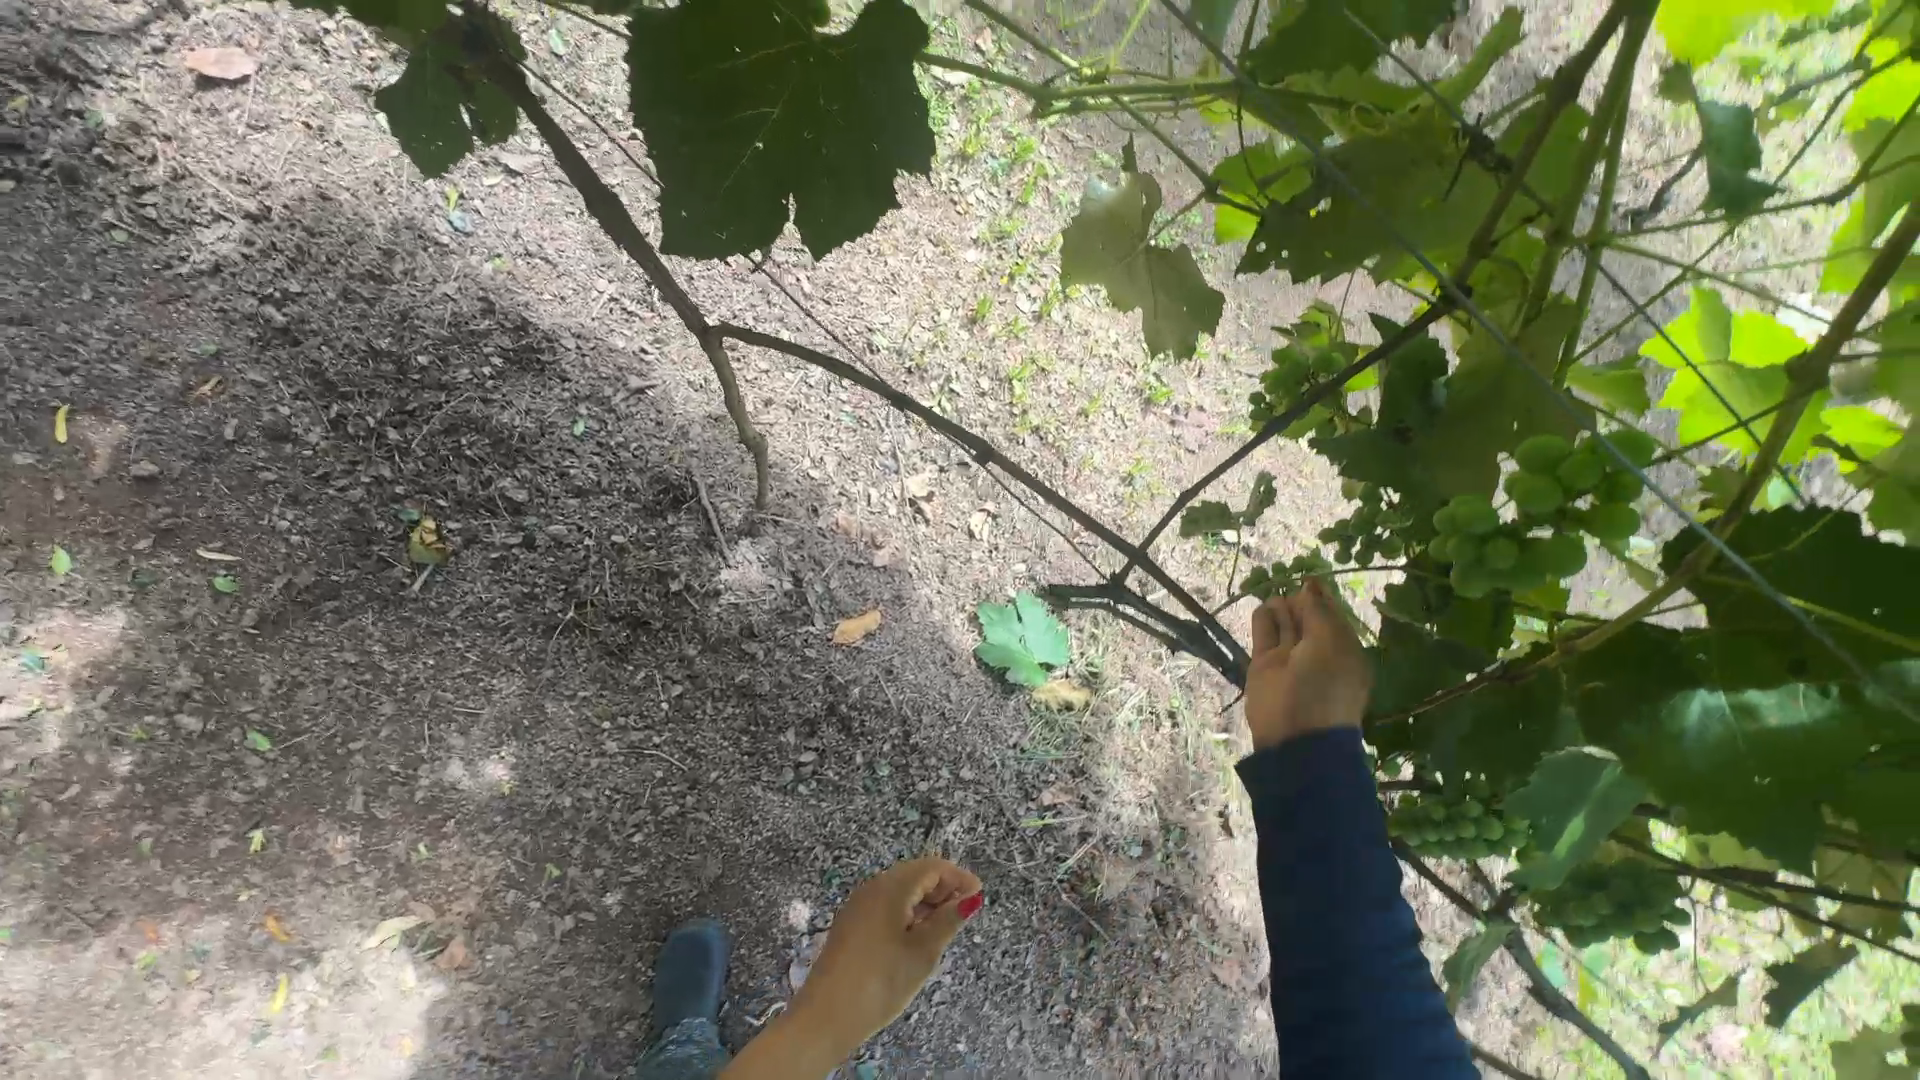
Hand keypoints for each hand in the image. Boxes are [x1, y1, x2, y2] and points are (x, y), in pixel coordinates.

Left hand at [793, 858, 981, 1054]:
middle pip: (915, 874)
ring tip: (945, 926)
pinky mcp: (851, 923)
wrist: (826, 1016)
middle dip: (943, 888)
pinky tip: (917, 936)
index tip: (979, 895)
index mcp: (891, 886)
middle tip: (964, 912)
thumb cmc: (881, 980)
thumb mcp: (923, 951)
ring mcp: (859, 904)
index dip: (958, 878)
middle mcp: (873, 886)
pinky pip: (886, 905)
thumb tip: (971, 898)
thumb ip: (948, 920)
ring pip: (900, 890)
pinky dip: (908, 912)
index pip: (932, 867)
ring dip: (926, 901)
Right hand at [1244, 579, 1372, 748]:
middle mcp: (1317, 651)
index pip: (1332, 616)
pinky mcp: (1263, 663)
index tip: (1310, 577)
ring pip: (1284, 623)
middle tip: (1290, 583)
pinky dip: (1264, 619)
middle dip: (1300, 601)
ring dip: (1282, 608)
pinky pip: (1264, 634)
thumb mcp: (1330, 643)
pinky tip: (1263, 607)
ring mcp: (1289, 657)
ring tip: (1276, 597)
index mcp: (1342, 649)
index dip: (1322, 597)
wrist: (1294, 730)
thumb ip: (1318, 612)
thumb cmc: (1323, 684)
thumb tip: (1308, 588)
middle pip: (1307, 616)